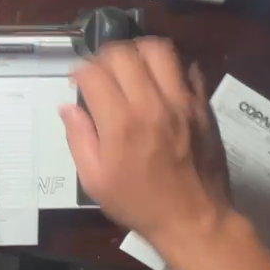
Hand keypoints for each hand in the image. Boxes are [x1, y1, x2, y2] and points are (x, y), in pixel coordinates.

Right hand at [60, 38, 235, 244]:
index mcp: (120, 123)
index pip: (94, 73)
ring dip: (138, 52)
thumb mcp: (94, 180)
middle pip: (124, 54)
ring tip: (131, 68)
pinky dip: (171, 67)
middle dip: (104, 57)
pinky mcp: (202, 105)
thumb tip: (68, 108)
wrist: (193, 219)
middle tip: (101, 73)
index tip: (77, 81)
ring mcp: (181, 101)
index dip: (79, 71)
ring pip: (159, 50)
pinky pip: (188, 68)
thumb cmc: (138, 203)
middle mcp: (151, 104)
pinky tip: (161, 82)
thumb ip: (78, 138)